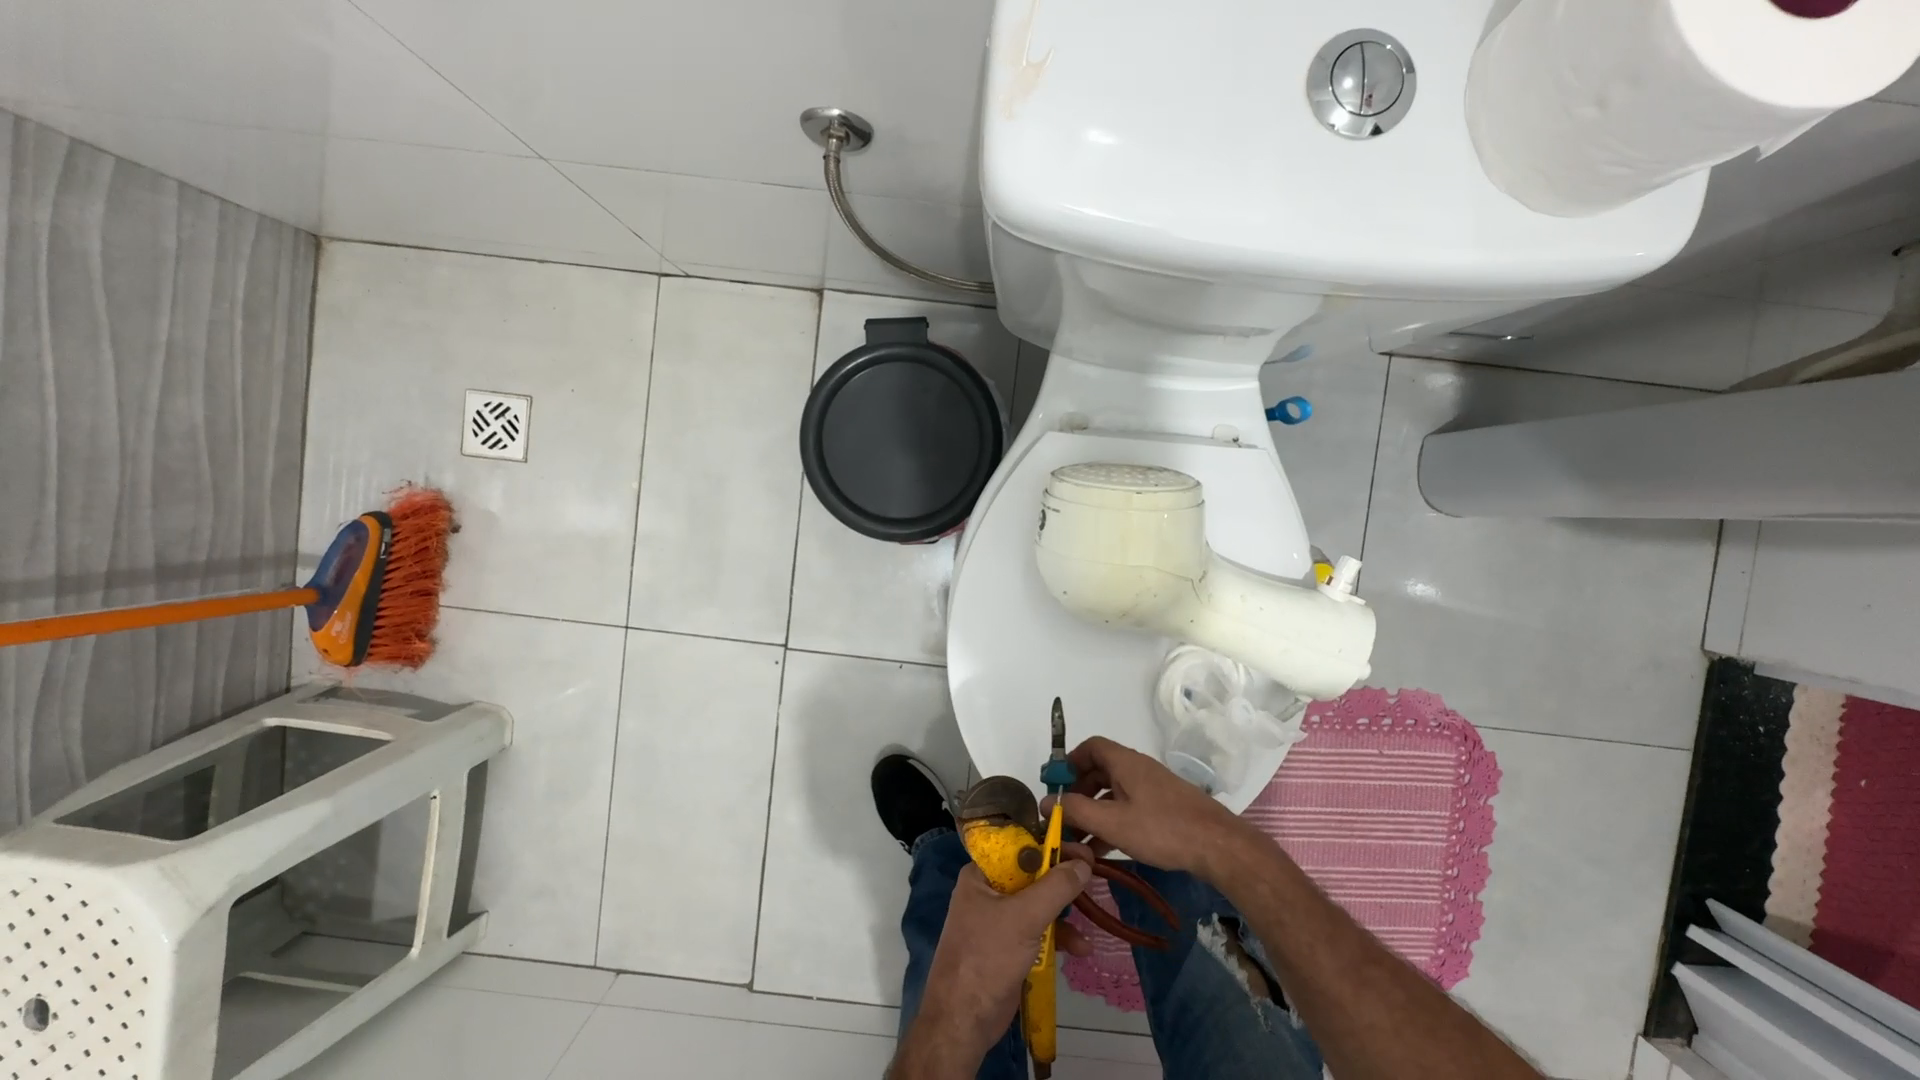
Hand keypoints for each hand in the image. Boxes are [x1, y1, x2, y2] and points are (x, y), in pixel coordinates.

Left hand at [897, 859, 1091, 1073]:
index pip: (1020, 848)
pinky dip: (1059, 937)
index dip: (1051, 846)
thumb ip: (1056, 887)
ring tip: (1088, 928)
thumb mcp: (1024, 917)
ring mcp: (999, 921)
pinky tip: (1080, 949)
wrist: (963, 1019)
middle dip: (1063, 882)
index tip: (1082, 850)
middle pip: (1033, 876)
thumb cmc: (987, 957)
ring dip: (1065, 915)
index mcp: (982, 875)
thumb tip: (1084, 863)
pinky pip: (1039, 931)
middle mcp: (989, 892)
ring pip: (1039, 905)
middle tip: (1093, 880)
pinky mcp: (1009, 947)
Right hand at [1056, 736, 1265, 881]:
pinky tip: (1102, 851)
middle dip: (1078, 793)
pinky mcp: (1163, 809)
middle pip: (1099, 770)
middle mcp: (1138, 769)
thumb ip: (1077, 811)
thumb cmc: (1162, 829)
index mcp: (1125, 763)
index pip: (1091, 746)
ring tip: (1077, 842)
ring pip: (1113, 793)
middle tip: (1063, 818)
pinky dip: (1111, 823)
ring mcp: (1152, 789)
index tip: (1056, 787)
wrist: (1218, 846)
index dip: (1069, 762)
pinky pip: (1128, 808)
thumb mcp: (1112, 822)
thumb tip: (1046, 802)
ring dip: (1093, 813)